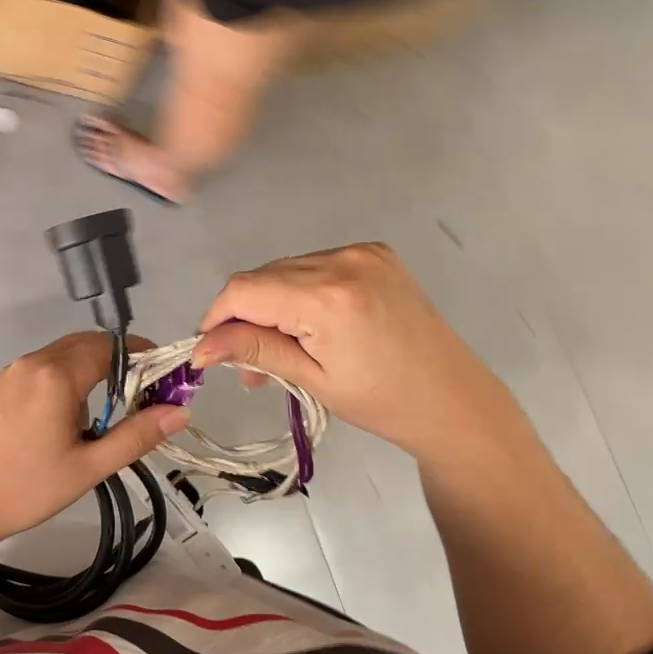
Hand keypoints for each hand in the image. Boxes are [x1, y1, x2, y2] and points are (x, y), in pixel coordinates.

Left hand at [0, 332, 189, 552]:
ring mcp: (7, 373)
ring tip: (103, 414)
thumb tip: (179, 411)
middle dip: (116, 362)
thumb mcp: (88, 467)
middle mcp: (31, 362)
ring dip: (87, 372)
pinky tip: (62, 420)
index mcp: (56, 375)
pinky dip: (60, 381)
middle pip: (83, 345)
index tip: (161, 378)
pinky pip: (36, 372)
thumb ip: (136, 436)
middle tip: (139, 396)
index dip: (140, 356)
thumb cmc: (24, 487)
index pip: (109, 346)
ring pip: (58, 357)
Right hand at [192, 244, 526, 462]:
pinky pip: (314, 265)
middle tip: (248, 363)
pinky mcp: (375, 253)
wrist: (452, 399)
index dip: (217, 317)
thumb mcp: (311, 379)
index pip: (244, 290)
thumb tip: (199, 348)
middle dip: (244, 315)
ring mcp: (363, 252)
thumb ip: (253, 350)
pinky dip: (300, 291)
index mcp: (328, 297)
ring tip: (282, 347)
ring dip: (271, 303)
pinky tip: (311, 324)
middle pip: (262, 276)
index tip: (210, 351)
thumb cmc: (381, 401)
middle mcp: (344, 261)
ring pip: (286, 269)